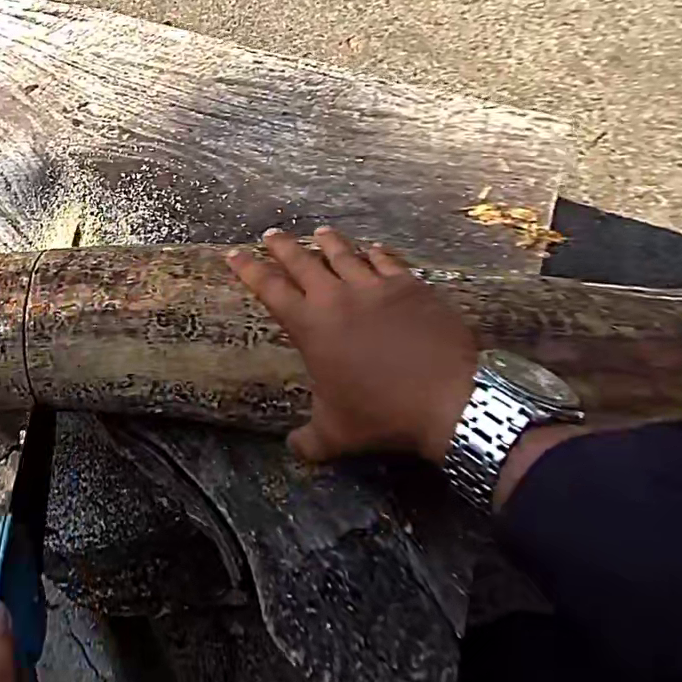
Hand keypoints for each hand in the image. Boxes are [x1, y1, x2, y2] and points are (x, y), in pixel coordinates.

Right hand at [227, 226, 477, 463]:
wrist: (447, 397)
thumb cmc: (382, 413)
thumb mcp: (336, 434)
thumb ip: (308, 440)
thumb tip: (293, 450)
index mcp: (310, 325)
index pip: (269, 288)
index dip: (248, 269)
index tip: (234, 254)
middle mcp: (336, 296)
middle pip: (301, 260)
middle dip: (282, 245)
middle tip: (270, 233)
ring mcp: (374, 286)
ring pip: (343, 252)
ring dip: (328, 240)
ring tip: (320, 231)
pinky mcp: (409, 285)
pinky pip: (386, 260)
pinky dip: (375, 252)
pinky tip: (373, 248)